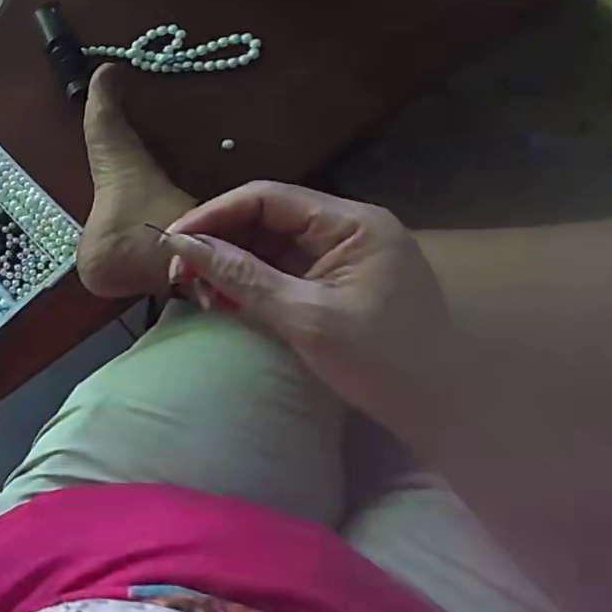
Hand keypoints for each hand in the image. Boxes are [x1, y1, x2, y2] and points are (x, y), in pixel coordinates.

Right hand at [162, 181, 460, 427]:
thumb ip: (239, 275)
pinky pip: (270, 269)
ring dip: (222, 265)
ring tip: (195, 292)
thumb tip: (180, 244)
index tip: (169, 242)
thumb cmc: (382, 361)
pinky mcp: (325, 283)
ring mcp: (334, 257)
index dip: (211, 215)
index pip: (265, 199)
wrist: (441, 412)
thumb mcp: (303, 316)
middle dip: (213, 242)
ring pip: (260, 245)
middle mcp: (342, 230)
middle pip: (259, 218)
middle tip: (176, 275)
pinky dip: (240, 283)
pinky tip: (219, 302)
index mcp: (351, 224)